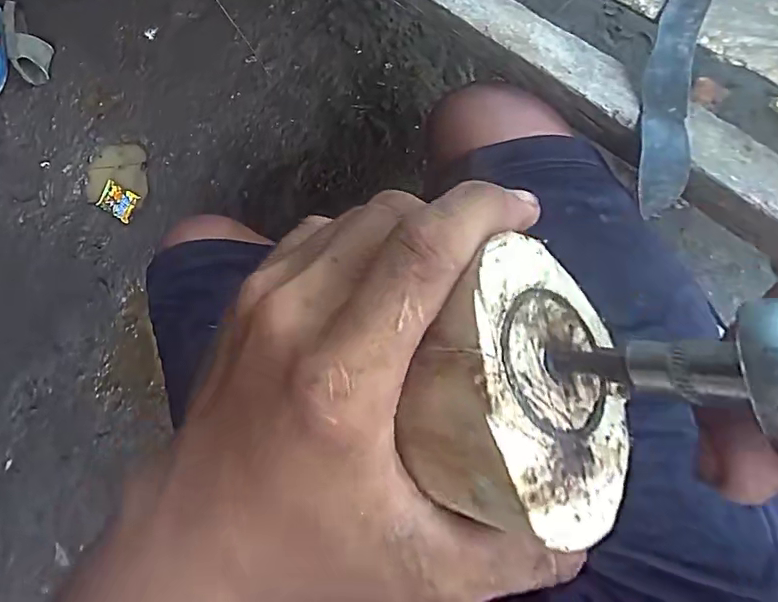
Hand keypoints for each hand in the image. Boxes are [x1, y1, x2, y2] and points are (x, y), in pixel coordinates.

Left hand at [63, 183, 581, 601]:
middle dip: (448, 214)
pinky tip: (378, 269)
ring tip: (442, 257)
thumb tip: (583, 523)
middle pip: (385, 218)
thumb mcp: (423, 570)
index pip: (418, 253)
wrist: (194, 535)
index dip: (477, 212)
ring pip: (347, 218)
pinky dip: (357, 235)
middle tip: (492, 246)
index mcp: (342, 374)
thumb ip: (514, 549)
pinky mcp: (244, 293)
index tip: (523, 210)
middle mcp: (294, 313)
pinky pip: (313, 234)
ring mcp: (260, 295)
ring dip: (403, 221)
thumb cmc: (308, 549)